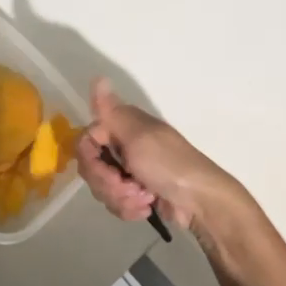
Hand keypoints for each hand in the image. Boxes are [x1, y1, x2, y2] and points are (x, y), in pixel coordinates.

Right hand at [76, 77, 246, 231]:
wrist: (199, 201)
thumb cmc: (169, 165)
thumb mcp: (138, 137)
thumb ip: (111, 112)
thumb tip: (98, 77)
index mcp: (124, 125)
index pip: (86, 141)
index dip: (91, 160)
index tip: (108, 170)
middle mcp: (124, 145)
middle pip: (92, 167)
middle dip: (108, 184)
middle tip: (131, 187)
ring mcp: (130, 170)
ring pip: (102, 187)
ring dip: (121, 198)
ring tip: (144, 199)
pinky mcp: (136, 193)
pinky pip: (116, 202)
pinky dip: (129, 208)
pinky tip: (147, 208)